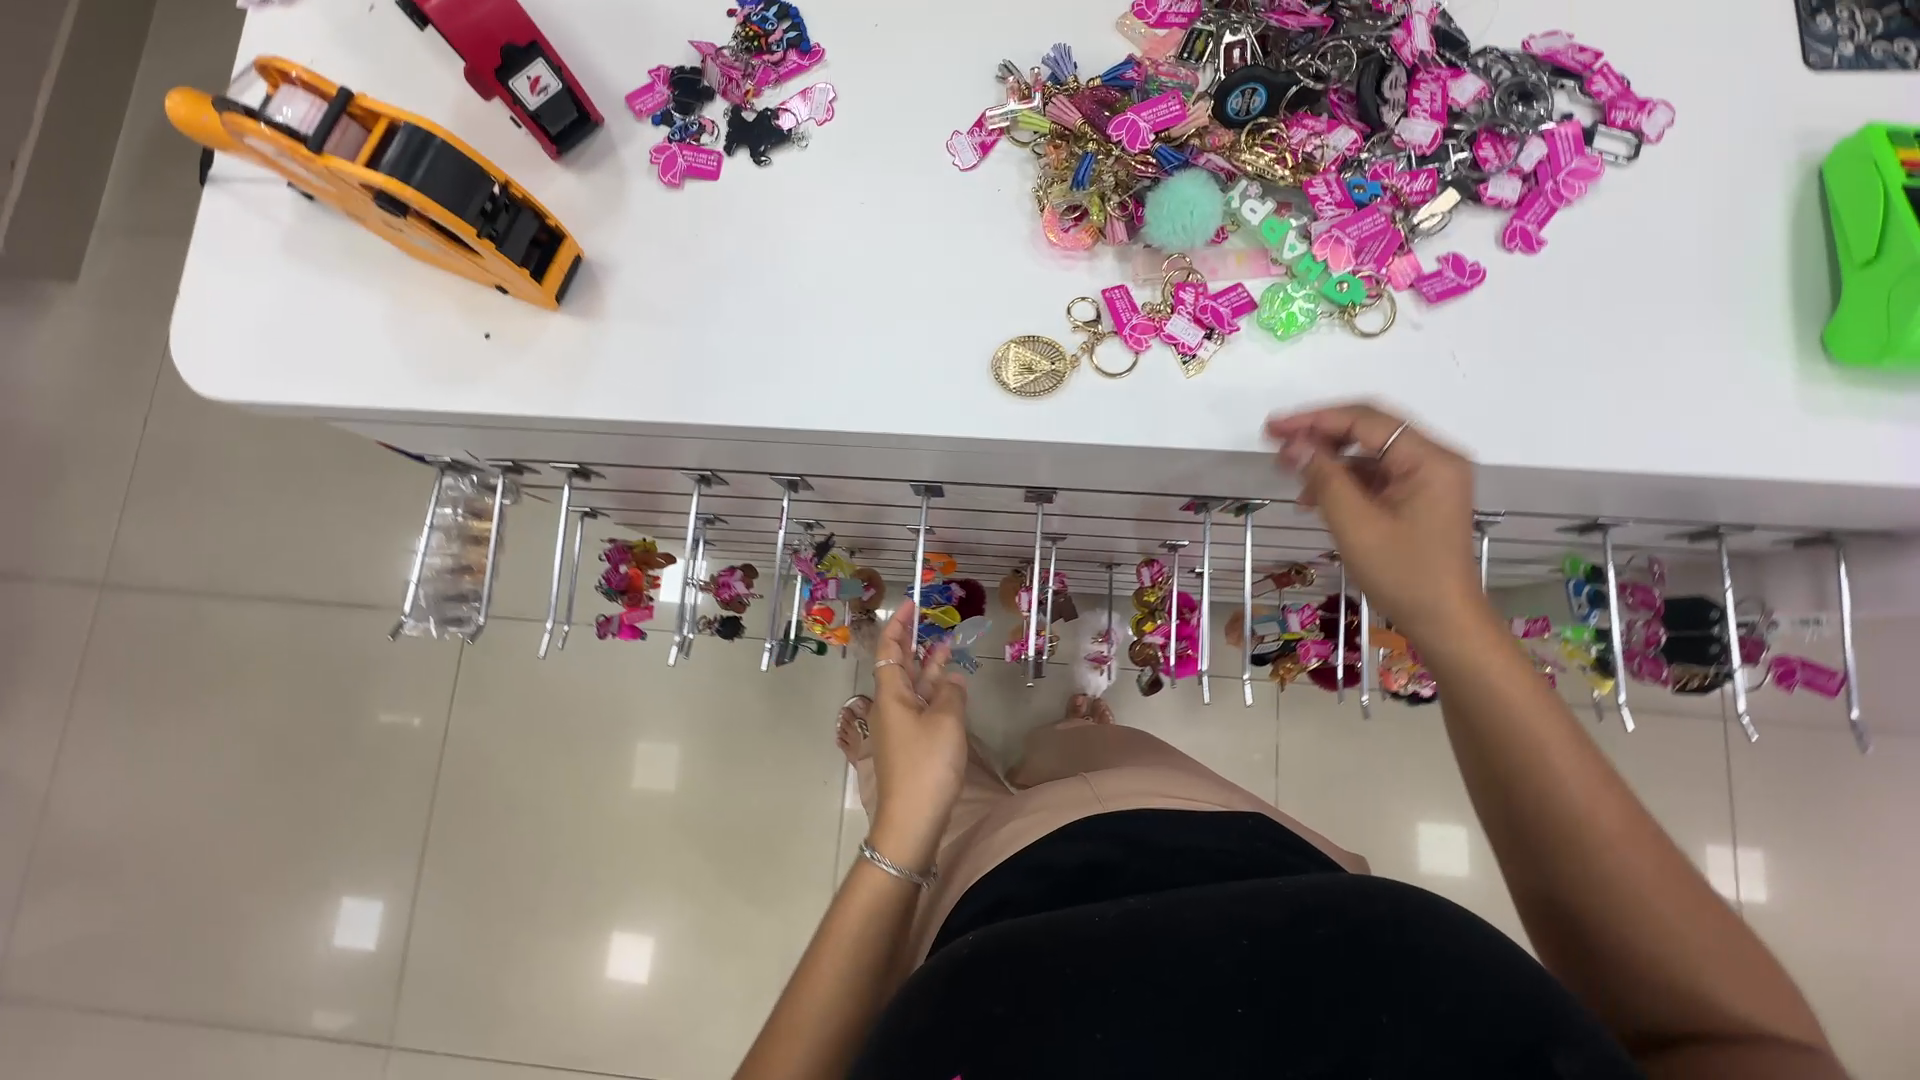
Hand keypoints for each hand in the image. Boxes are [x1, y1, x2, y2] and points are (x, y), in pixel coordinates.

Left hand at [865, 603, 970, 867]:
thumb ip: (951, 693)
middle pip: (900, 666)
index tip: (909, 604)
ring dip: (928, 665)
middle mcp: (892, 705)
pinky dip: (936, 691)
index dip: (898, 625)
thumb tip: (952, 679)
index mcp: (891, 694)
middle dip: (913, 641)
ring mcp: (902, 726)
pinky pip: (923, 706)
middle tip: (928, 618)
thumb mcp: (946, 721)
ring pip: (914, 686)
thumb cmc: (927, 764)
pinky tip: (952, 684)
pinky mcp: (913, 744)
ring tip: (946, 643)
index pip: (890, 650)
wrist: (913, 819)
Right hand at [1266, 403, 1483, 641]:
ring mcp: (1428, 477)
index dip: (1314, 419)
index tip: (1272, 428)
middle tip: (1276, 446)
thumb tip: (1295, 444)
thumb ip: (1325, 478)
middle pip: (1368, 430)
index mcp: (1430, 459)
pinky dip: (1343, 480)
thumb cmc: (1403, 575)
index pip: (1365, 420)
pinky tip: (1315, 497)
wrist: (1443, 621)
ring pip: (1369, 452)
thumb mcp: (1356, 525)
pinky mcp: (1418, 496)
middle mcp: (1435, 458)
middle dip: (1319, 435)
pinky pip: (1375, 474)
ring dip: (1328, 460)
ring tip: (1291, 475)